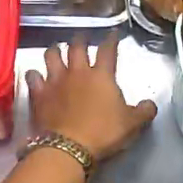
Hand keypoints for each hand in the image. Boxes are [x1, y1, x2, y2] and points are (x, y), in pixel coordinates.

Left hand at [25, 34, 157, 161]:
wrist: (68, 147)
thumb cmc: (103, 132)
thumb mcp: (132, 124)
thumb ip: (144, 111)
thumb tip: (150, 104)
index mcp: (102, 76)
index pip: (108, 50)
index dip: (111, 40)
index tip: (113, 35)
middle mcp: (77, 72)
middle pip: (76, 47)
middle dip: (80, 40)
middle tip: (81, 38)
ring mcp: (55, 82)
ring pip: (51, 56)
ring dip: (55, 50)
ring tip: (56, 49)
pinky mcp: (38, 94)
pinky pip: (33, 77)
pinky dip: (34, 74)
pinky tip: (35, 75)